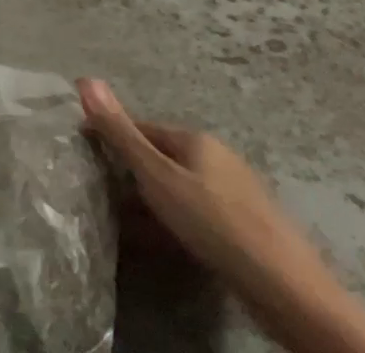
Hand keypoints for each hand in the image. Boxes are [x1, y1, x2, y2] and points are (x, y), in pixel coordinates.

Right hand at [77, 80, 364, 352]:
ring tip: (116, 223)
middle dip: (128, 175)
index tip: (81, 155)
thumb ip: (120, 133)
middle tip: (95, 195)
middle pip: (159, 159)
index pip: (140, 128)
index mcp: (196, 139)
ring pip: (176, 189)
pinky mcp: (241, 225)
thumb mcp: (156, 176)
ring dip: (147, 203)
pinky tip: (155, 243)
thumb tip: (85, 79)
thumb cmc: (212, 221)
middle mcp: (217, 158)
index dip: (109, 139)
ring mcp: (232, 192)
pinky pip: (193, 214)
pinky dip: (169, 223)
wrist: (283, 286)